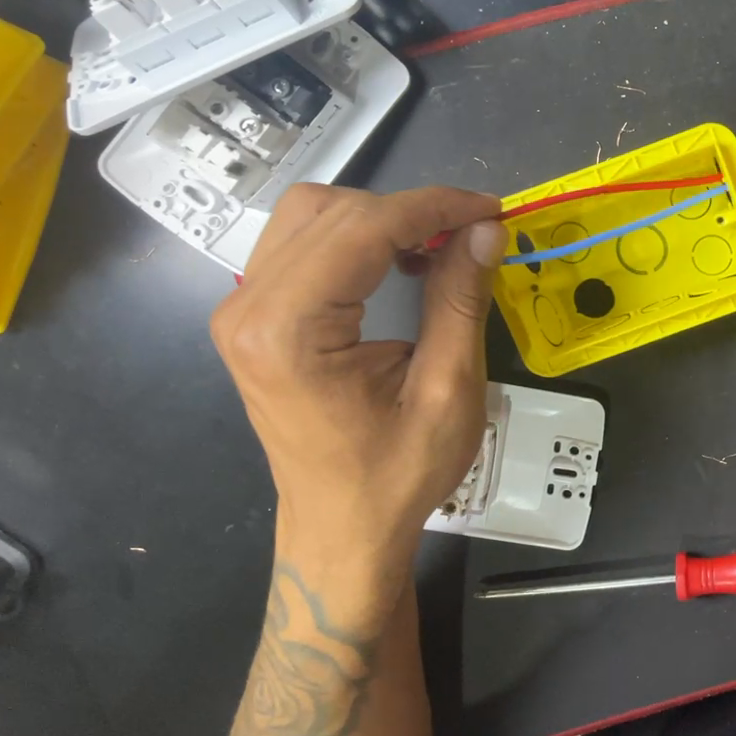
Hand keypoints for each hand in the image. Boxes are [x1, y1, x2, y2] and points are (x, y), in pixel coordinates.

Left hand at [211, 185, 507, 586]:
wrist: (343, 528)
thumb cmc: (398, 472)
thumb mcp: (448, 389)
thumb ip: (460, 300)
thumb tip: (486, 230)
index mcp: (290, 329)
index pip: (362, 228)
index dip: (434, 207)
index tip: (493, 210)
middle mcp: (249, 307)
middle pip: (328, 209)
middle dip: (409, 210)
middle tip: (472, 235)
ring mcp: (243, 310)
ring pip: (310, 216)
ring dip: (382, 219)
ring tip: (439, 248)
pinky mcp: (255, 318)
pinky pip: (303, 246)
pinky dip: (359, 239)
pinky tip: (400, 263)